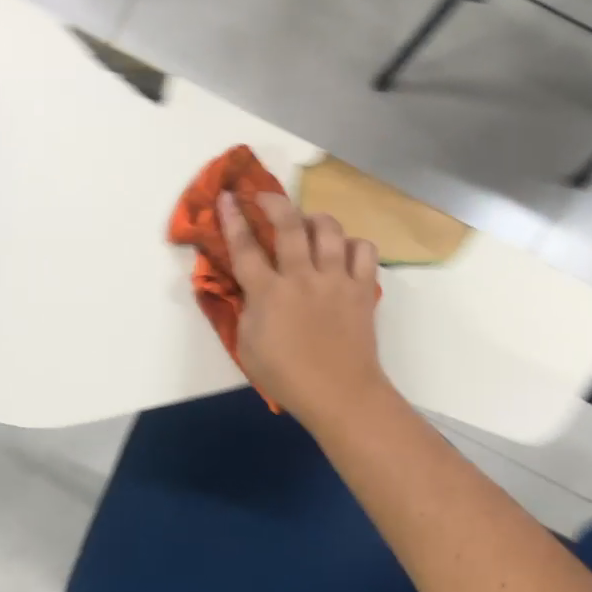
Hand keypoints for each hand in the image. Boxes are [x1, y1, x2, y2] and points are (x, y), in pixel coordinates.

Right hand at [219, 191, 390, 426]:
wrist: (339, 393)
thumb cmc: (287, 378)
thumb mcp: (248, 347)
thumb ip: (247, 311)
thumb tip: (250, 289)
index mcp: (268, 294)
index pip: (245, 248)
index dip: (233, 220)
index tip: (228, 197)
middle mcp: (302, 277)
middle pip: (288, 224)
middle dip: (274, 203)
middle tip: (265, 197)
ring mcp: (336, 280)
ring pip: (329, 229)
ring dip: (316, 219)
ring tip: (309, 224)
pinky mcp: (362, 288)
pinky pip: (364, 250)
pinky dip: (353, 245)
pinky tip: (344, 254)